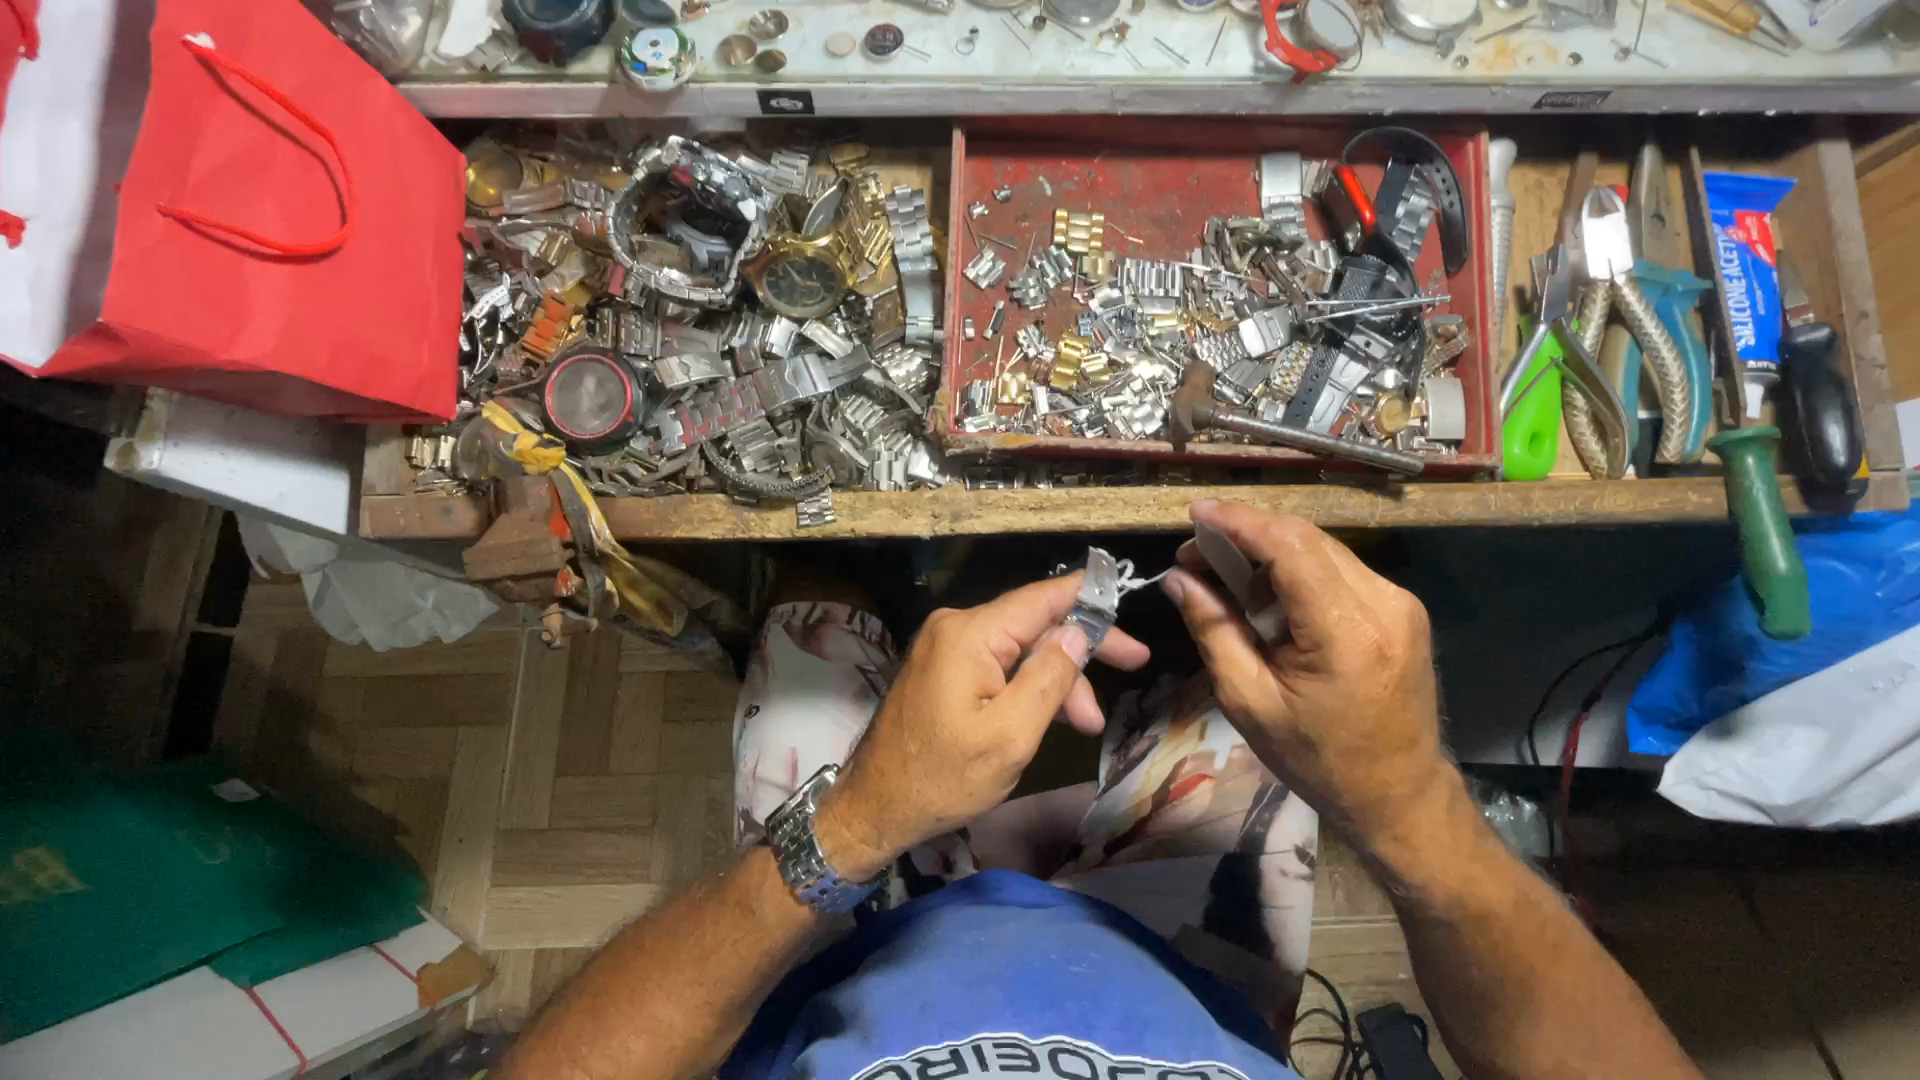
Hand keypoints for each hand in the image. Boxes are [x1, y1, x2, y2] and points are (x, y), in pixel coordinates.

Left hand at [816, 573, 1149, 880]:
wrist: (875, 806)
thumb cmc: (943, 778)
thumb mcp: (1011, 735)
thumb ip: (1049, 678)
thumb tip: (1079, 629)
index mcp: (969, 634)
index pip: (1040, 598)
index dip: (1089, 596)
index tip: (1127, 600)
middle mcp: (954, 627)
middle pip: (1033, 622)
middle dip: (1082, 647)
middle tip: (1134, 665)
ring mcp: (944, 646)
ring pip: (1018, 646)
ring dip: (1056, 677)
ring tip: (1087, 723)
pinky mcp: (941, 667)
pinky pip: (996, 662)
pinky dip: (1026, 684)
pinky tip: (1051, 714)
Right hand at [1161, 500, 1451, 850]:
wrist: (1398, 794)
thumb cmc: (1317, 758)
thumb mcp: (1248, 701)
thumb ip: (1213, 631)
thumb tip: (1179, 580)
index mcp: (1346, 632)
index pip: (1289, 547)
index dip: (1238, 522)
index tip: (1195, 514)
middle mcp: (1383, 603)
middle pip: (1305, 538)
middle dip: (1245, 534)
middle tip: (1194, 554)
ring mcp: (1399, 603)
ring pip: (1321, 548)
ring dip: (1267, 549)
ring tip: (1220, 569)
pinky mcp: (1400, 609)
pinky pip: (1337, 568)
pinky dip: (1293, 568)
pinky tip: (1262, 588)